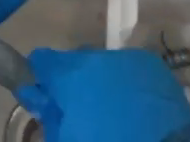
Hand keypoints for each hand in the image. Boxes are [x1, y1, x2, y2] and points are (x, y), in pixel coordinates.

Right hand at [14, 48, 189, 141]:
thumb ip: (49, 117)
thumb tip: (37, 98)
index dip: (39, 79)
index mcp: (72, 75)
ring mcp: (128, 58)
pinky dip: (124, 84)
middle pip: (74, 62)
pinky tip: (132, 109)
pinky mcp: (152, 65)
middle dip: (72, 83)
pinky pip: (128, 69)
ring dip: (100, 82)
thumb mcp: (68, 140)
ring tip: (110, 112)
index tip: (42, 97)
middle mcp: (98, 56)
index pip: (42, 61)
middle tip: (79, 112)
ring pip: (102, 65)